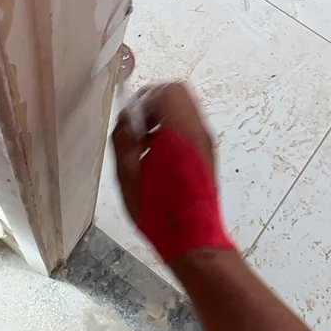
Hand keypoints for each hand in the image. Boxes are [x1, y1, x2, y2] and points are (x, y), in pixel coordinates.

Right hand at [110, 82, 230, 262]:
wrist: (193, 239)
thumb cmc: (159, 211)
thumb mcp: (127, 175)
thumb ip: (123, 140)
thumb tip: (125, 121)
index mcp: (178, 132)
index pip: (167, 91)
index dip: (144, 97)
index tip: (131, 117)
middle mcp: (197, 132)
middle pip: (178, 94)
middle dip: (154, 104)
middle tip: (137, 126)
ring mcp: (205, 143)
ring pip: (184, 110)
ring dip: (162, 118)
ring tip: (144, 145)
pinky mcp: (207, 154)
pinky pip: (188, 127)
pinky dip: (171, 131)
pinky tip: (156, 157)